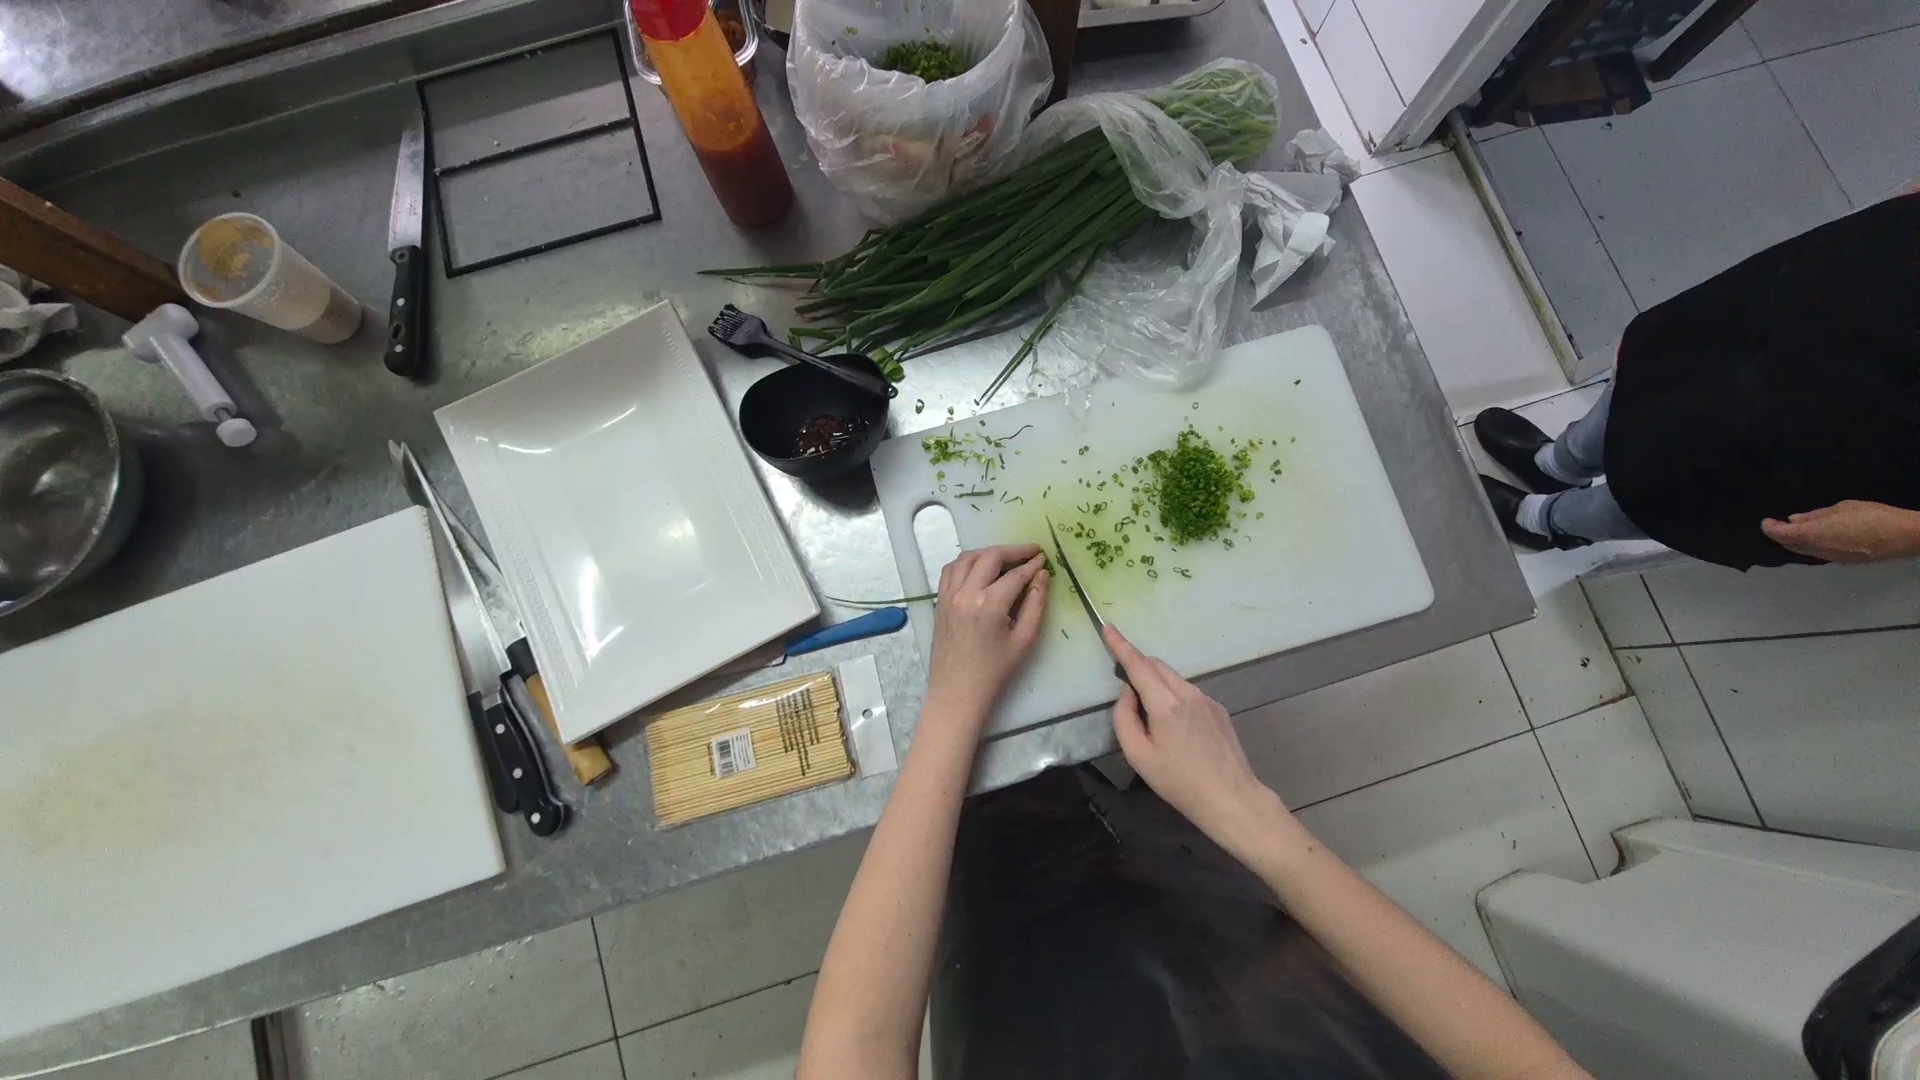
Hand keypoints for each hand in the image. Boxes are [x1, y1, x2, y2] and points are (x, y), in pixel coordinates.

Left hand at [923, 545, 1049, 720]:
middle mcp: (966, 593)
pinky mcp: (940, 601)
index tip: (1044, 558)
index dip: (1032, 564)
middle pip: (990, 557)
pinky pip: (951, 570)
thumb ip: (1035, 603)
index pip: (1015, 574)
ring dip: (989, 552)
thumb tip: (1042, 575)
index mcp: (989, 605)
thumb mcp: (1024, 639)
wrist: (957, 691)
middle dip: (1013, 551)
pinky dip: (966, 562)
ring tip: (1007, 557)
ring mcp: (949, 595)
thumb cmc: (995, 671)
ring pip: (967, 558)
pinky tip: (980, 567)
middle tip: (1031, 551)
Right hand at [1106, 625, 1288, 859]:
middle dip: (1138, 666)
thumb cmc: (1179, 782)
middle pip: (1157, 666)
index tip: (1108, 628)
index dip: (1121, 645)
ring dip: (1156, 683)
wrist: (1232, 799)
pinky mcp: (1219, 710)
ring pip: (1173, 678)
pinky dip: (1173, 696)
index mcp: (1166, 704)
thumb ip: (1124, 718)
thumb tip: (1127, 693)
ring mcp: (1207, 700)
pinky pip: (1188, 692)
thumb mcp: (1138, 755)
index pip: (1139, 664)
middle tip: (1125, 690)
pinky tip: (1177, 729)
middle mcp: (1188, 694)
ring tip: (1152, 720)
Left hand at [1761, 501, 1919, 562]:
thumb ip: (1816, 515)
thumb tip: (1795, 519)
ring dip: (1796, 542)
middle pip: (1788, 545)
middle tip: (1780, 526)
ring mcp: (1830, 557)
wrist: (1909, 536)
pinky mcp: (1845, 561)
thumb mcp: (1843, 508)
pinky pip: (1820, 554)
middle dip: (1780, 536)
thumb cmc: (1874, 516)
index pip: (1779, 534)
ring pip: (1804, 551)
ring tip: (1799, 530)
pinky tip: (1819, 537)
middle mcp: (1816, 549)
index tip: (1767, 521)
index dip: (1769, 528)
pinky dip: (1812, 546)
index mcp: (1811, 534)